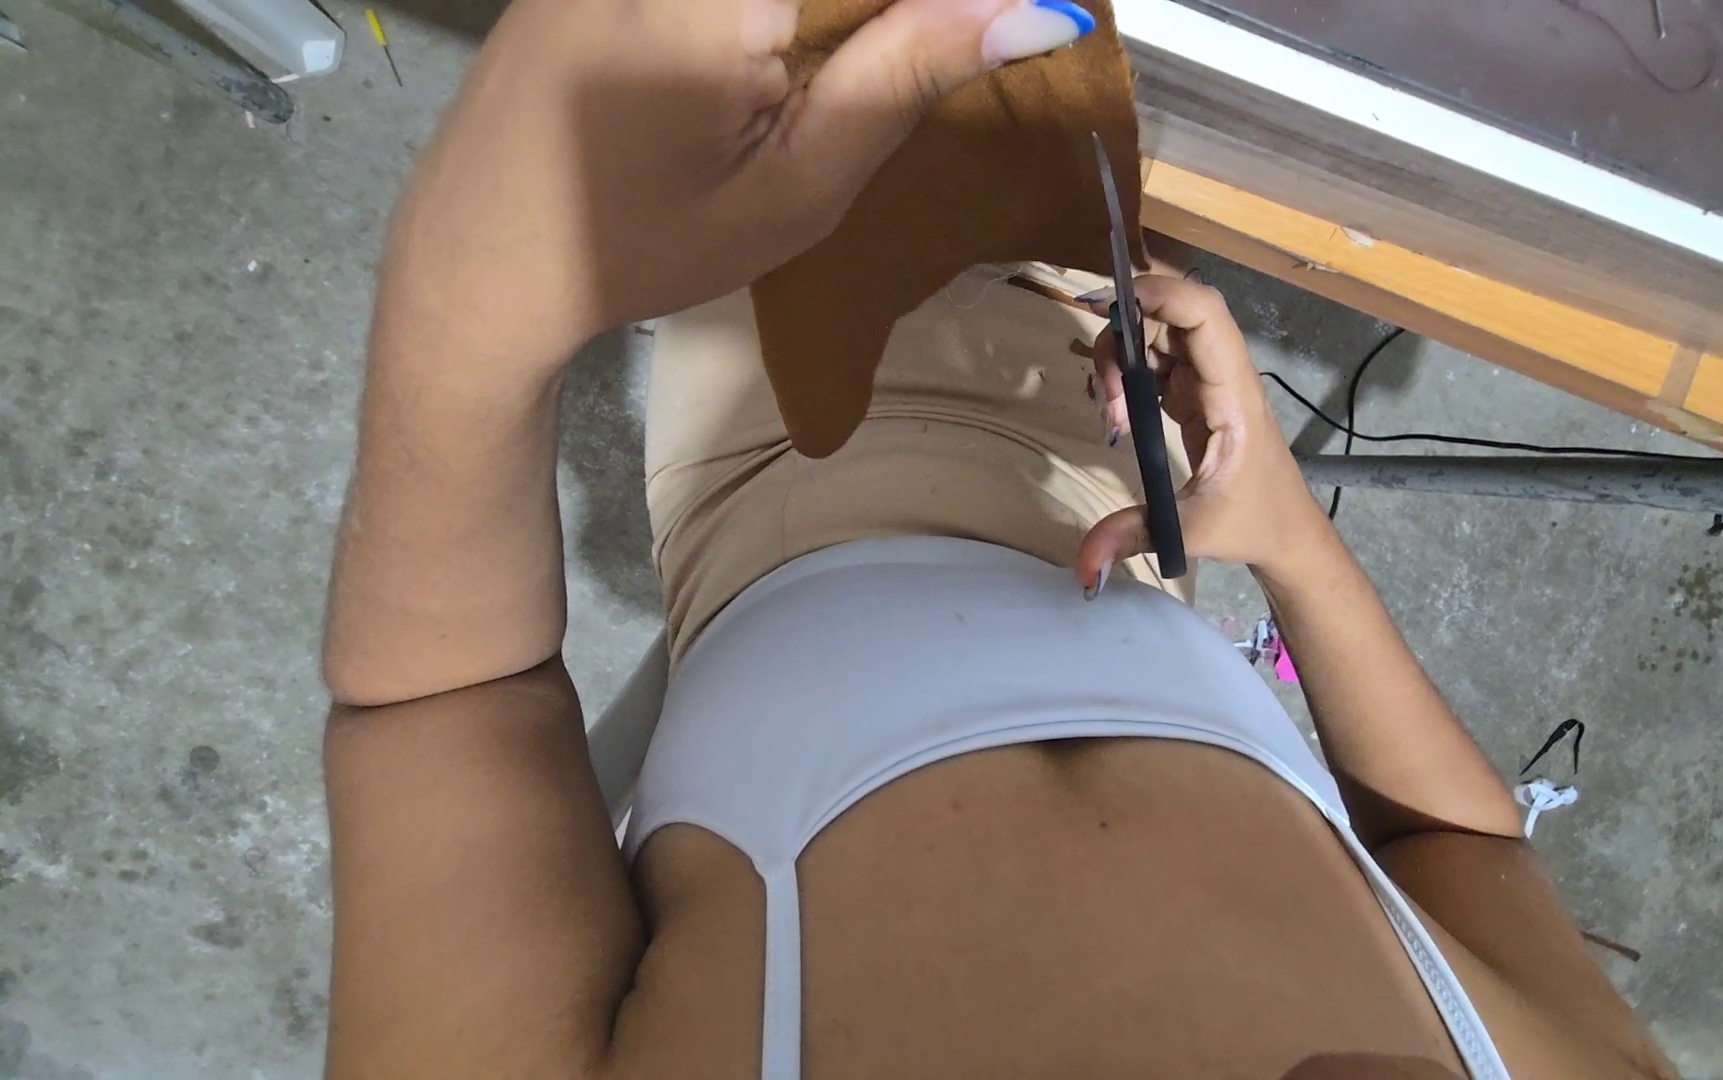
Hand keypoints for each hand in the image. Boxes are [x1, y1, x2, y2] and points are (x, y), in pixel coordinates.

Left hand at [375, 0, 1096, 374]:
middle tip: (946, 52)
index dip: (945, 11)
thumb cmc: (647, 247)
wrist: (488, 257)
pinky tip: (785, 72)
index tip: (1013, 29)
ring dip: (847, 27)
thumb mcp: (790, 193)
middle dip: (892, 25)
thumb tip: (1027, 12)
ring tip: (835, 99)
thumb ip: (897, 86)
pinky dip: (800, 19)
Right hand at [1077, 275, 1329, 586]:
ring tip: (1113, 417)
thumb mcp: (1191, 532)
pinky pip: (1154, 365)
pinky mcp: (1195, 398)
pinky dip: (1128, 380)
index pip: (1204, 316)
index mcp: (1233, 394)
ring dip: (1121, 362)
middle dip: (1123, 339)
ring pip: (1157, 338)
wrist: (1286, 532)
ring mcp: (1208, 384)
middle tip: (1105, 397)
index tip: (1107, 304)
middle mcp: (1222, 376)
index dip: (1159, 294)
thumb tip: (1080, 567)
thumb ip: (1133, 536)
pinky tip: (1120, 419)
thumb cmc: (1255, 523)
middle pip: (1169, 319)